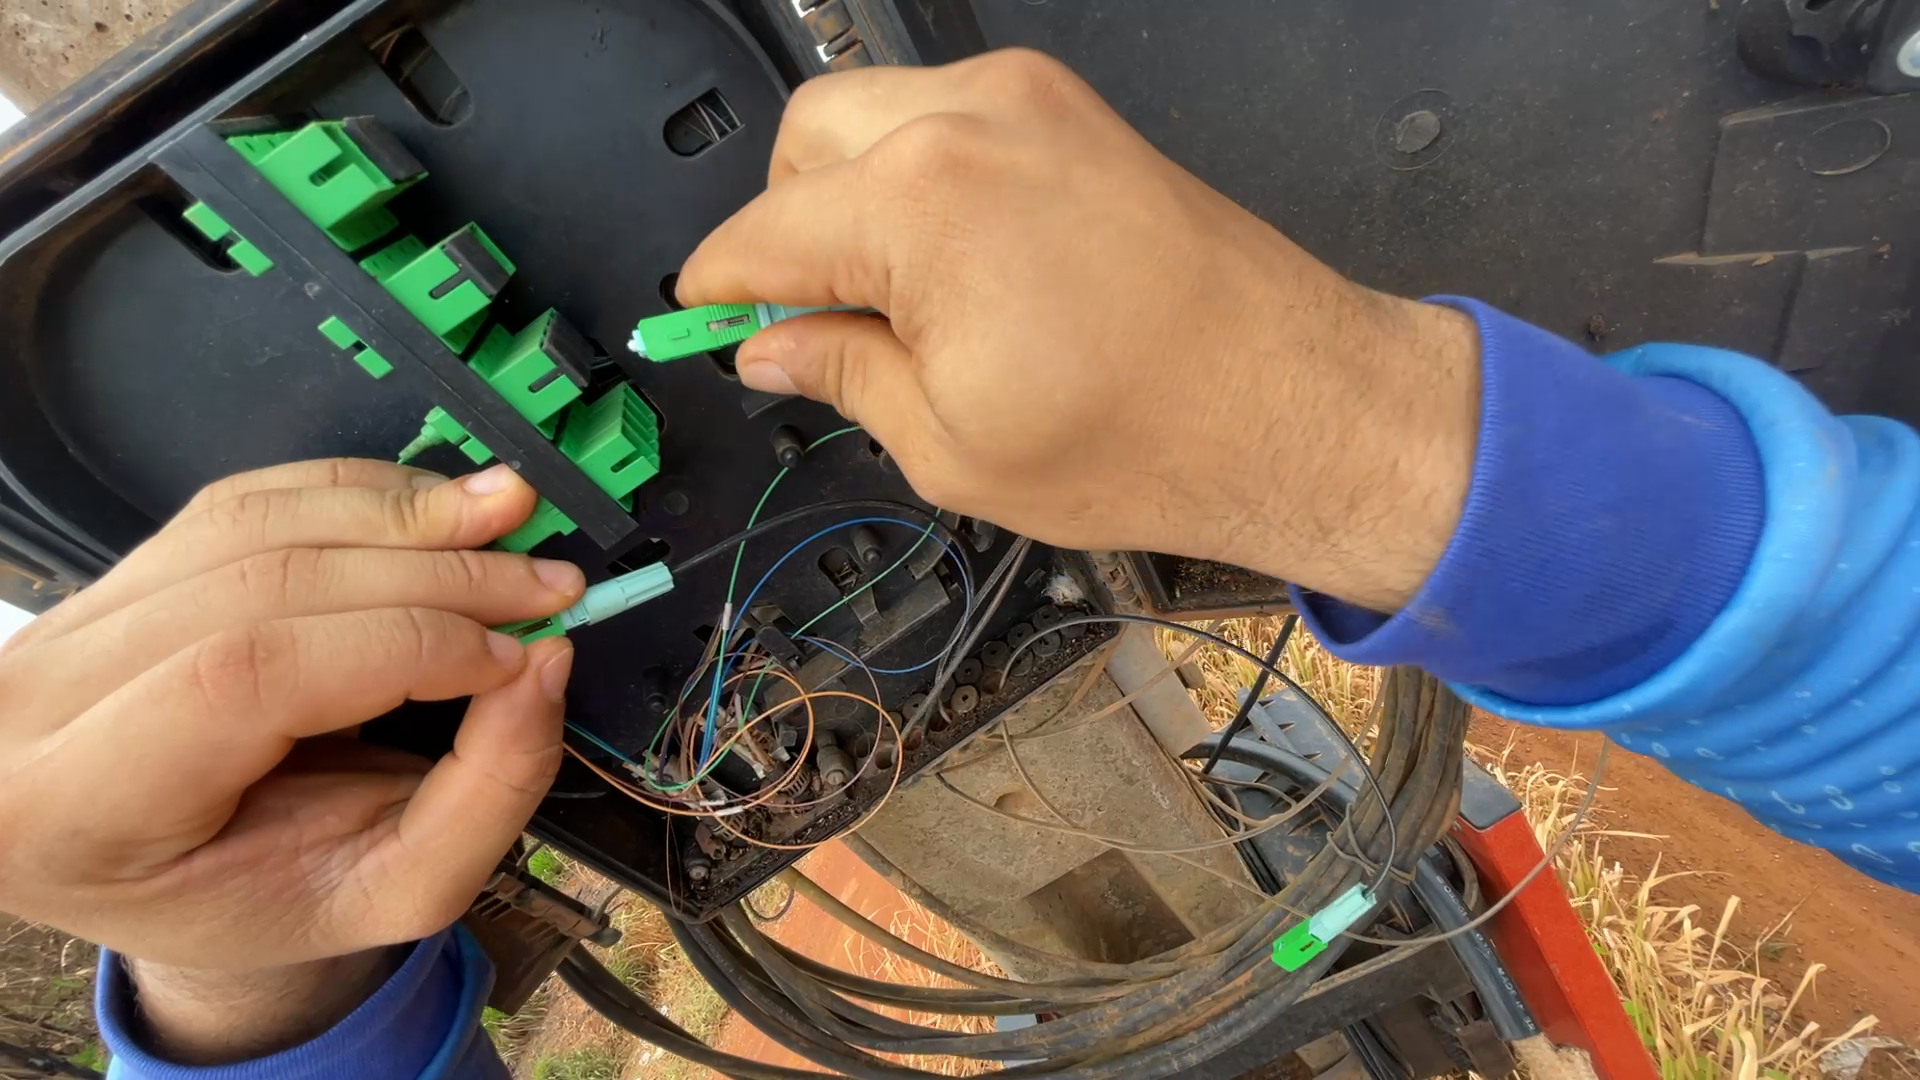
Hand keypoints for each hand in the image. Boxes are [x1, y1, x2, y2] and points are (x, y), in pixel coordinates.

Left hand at [0, 460, 580, 976]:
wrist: (208, 872)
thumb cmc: (297, 893)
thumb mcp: (414, 883)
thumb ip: (496, 784)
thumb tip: (549, 657)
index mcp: (71, 813)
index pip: (247, 677)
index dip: (408, 645)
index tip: (518, 654)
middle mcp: (31, 702)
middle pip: (266, 580)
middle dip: (443, 571)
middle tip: (554, 578)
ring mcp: (68, 622)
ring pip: (260, 521)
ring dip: (414, 511)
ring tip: (515, 515)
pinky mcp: (128, 575)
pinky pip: (255, 498)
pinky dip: (372, 492)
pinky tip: (446, 510)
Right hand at [680, 49, 1480, 611]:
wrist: (1289, 410)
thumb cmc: (1147, 443)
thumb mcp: (951, 447)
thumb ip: (841, 378)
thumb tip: (772, 349)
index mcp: (920, 210)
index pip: (761, 235)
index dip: (720, 291)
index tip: (707, 324)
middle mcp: (972, 123)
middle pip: (803, 149)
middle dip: (783, 236)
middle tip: (806, 328)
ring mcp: (1031, 106)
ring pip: (873, 124)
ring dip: (849, 209)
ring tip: (889, 310)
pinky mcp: (1071, 118)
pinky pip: (947, 129)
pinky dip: (916, 190)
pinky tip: (947, 271)